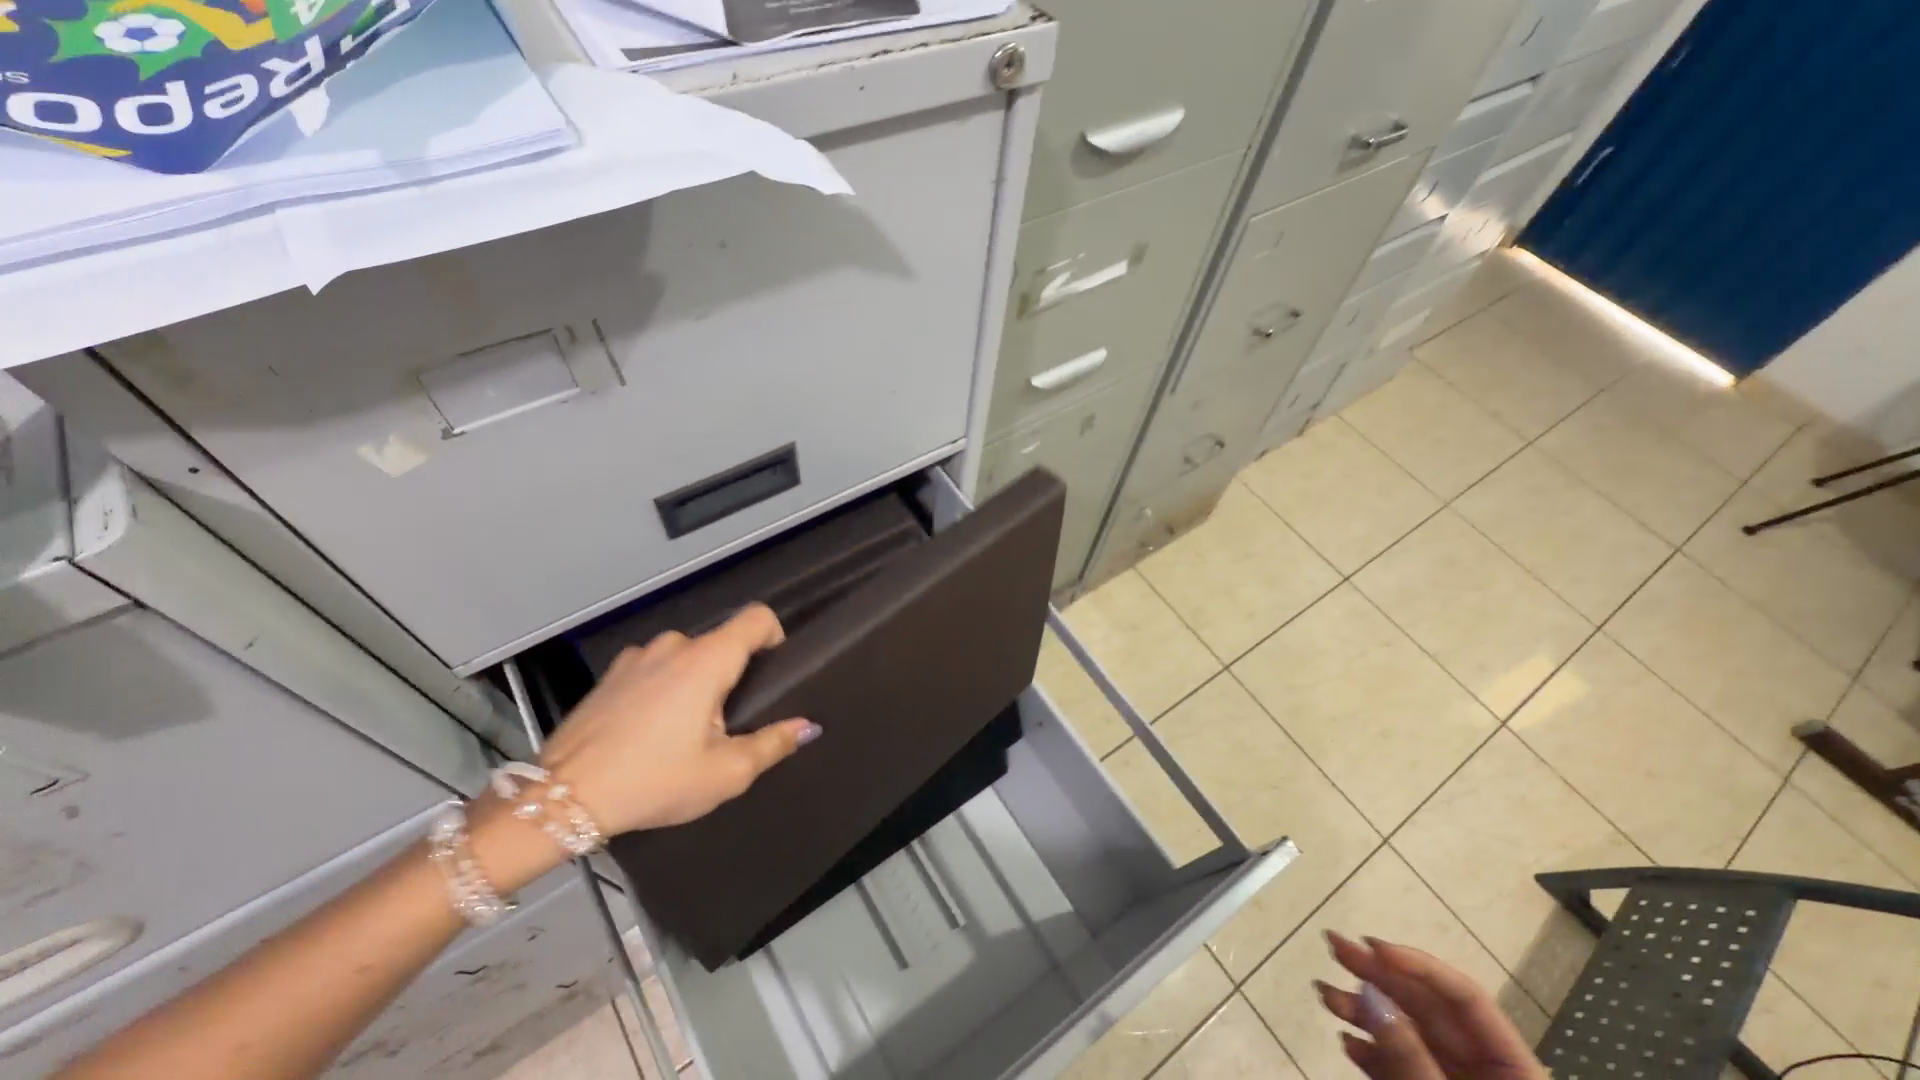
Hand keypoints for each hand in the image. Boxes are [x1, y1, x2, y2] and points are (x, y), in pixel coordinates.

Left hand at [537, 603, 820, 835]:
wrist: (562, 796)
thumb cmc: (654, 781)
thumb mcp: (725, 773)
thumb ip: (772, 743)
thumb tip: (807, 725)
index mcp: (707, 660)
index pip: (757, 618)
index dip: (775, 638)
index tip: (772, 674)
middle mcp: (672, 646)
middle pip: (719, 645)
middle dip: (730, 679)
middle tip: (724, 727)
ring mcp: (635, 657)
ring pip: (684, 660)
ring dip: (693, 685)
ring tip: (682, 735)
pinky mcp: (609, 675)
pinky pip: (652, 671)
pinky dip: (661, 691)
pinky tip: (648, 734)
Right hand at [1315, 932, 1548, 1079]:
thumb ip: (1409, 1055)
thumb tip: (1368, 994)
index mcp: (1512, 1066)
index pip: (1464, 996)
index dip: (1417, 965)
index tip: (1372, 944)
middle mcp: (1484, 1066)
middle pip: (1427, 1008)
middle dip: (1376, 978)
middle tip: (1333, 944)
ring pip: (1407, 1034)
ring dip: (1363, 1012)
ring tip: (1323, 993)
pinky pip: (1399, 1067)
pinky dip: (1372, 1053)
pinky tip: (1347, 1041)